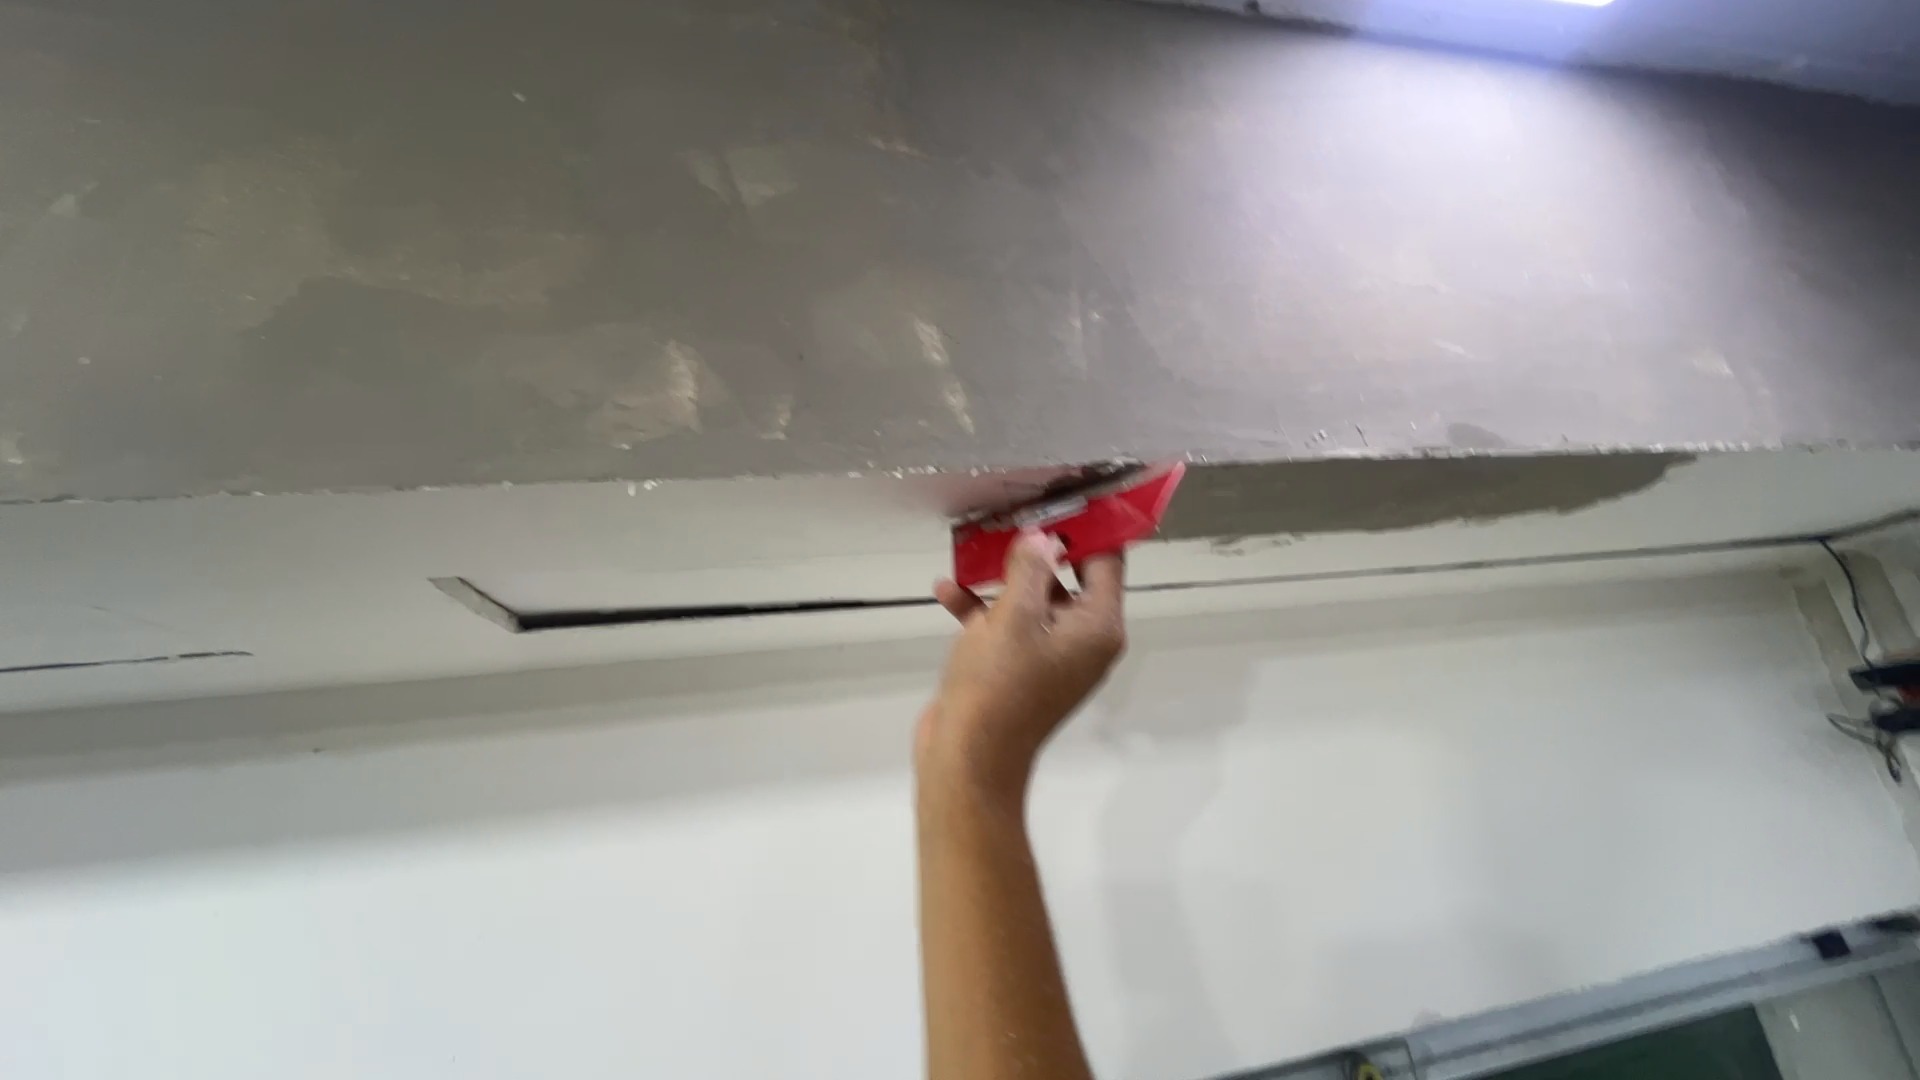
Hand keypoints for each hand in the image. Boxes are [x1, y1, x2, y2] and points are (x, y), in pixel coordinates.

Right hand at [917, 527, 1127, 795]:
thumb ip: (1030, 569)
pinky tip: (946, 589)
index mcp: (1097, 627)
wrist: (967, 758)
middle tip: (1009, 515)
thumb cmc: (998, 683)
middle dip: (1035, 549)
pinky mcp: (1018, 668)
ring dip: (1002, 576)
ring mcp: (1050, 656)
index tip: (1060, 498)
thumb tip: (1043, 537)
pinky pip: (1007, 626)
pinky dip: (981, 608)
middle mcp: (1082, 640)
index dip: (1087, 528)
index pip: (1107, 562)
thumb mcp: (1013, 616)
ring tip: (972, 546)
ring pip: (1032, 600)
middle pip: (1067, 577)